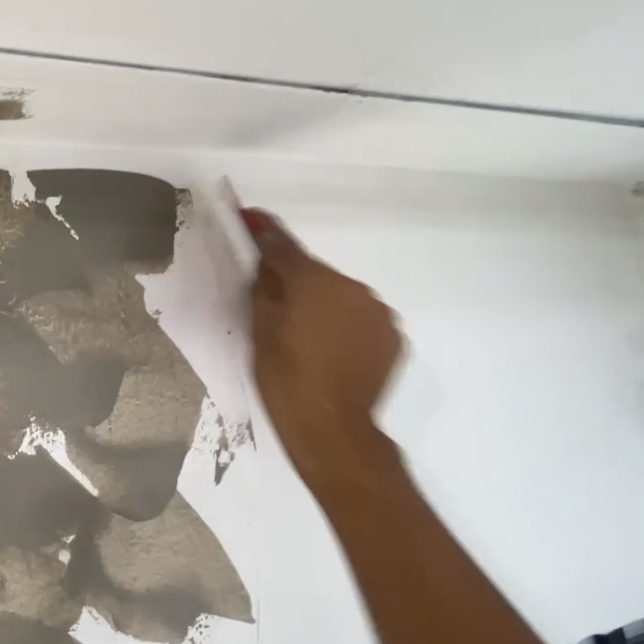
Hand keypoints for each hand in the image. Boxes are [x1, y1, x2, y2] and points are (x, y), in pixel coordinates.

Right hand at [244, 209, 406, 494]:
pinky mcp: (393, 335)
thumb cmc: (284, 378)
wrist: (332, 428)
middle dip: (296, 284)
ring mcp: (378, 311)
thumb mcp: (260, 330)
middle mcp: (352, 287)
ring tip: (307, 339)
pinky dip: (344, 325)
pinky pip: (360, 318)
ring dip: (322, 306)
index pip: (283, 247)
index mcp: (313, 282)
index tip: (250, 215)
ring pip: (340, 296)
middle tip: (277, 312)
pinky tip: (331, 351)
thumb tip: (266, 260)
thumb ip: (264, 287)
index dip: (264, 232)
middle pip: (315, 274)